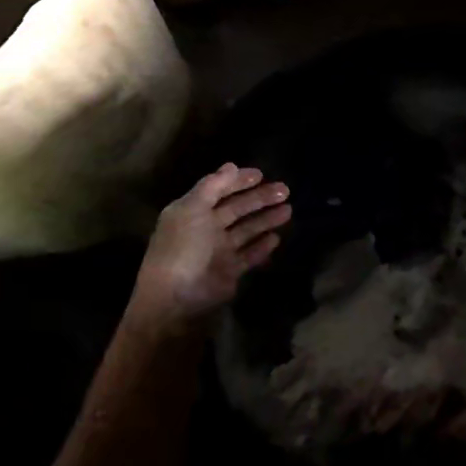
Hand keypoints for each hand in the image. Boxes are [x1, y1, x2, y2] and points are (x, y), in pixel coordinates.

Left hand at [130, 163, 290, 330]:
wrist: (177, 300)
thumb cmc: (182, 249)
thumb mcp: (191, 210)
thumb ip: (212, 186)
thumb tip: (232, 165)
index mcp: (192, 212)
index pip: (218, 190)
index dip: (238, 181)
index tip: (261, 174)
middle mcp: (205, 229)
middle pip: (237, 209)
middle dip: (260, 198)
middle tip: (285, 190)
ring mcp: (219, 251)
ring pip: (247, 230)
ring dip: (266, 219)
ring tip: (289, 210)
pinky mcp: (230, 272)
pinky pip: (250, 255)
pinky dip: (262, 246)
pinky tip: (277, 238)